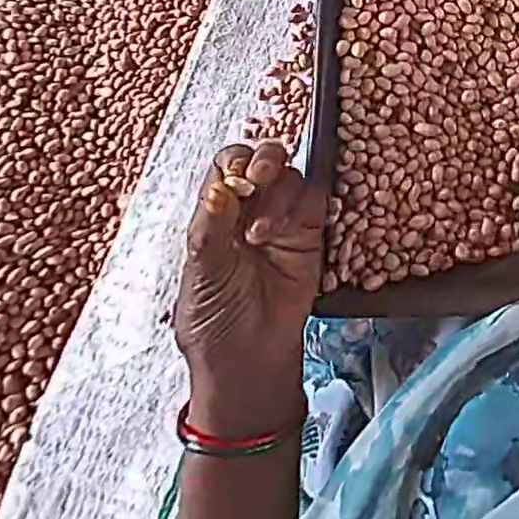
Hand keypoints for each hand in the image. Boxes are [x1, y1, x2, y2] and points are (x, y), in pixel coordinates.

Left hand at [174, 141, 322, 435]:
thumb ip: (211, 229)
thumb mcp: (201, 275)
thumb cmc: (214, 319)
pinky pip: (317, 200)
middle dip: (265, 161)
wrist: (250, 359)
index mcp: (217, 210)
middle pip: (265, 160)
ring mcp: (283, 216)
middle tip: (259, 177)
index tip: (238, 173)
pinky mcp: (311, 231)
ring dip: (279, 195)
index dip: (236, 159)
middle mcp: (252, 206)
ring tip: (262, 235)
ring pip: (292, 177)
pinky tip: (289, 230)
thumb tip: (218, 189)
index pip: (228, 165)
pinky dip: (306, 204)